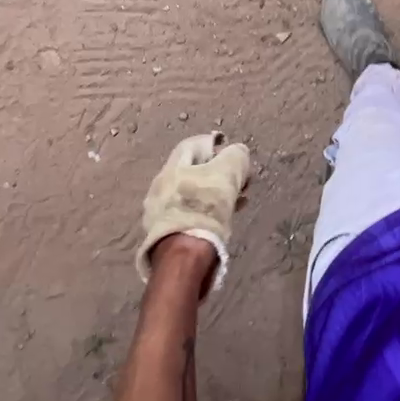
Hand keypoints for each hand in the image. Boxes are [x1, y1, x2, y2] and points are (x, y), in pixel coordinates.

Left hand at [136, 132, 250, 294]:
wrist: (184, 257)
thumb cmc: (205, 207)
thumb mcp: (228, 173)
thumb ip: (235, 156)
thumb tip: (238, 152)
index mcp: (173, 166)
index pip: (194, 144)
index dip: (215, 144)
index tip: (232, 150)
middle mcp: (161, 186)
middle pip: (193, 170)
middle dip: (218, 172)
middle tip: (238, 178)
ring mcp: (160, 211)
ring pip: (193, 194)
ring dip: (215, 193)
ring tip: (237, 201)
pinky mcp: (166, 233)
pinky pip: (190, 213)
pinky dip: (207, 211)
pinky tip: (224, 218)